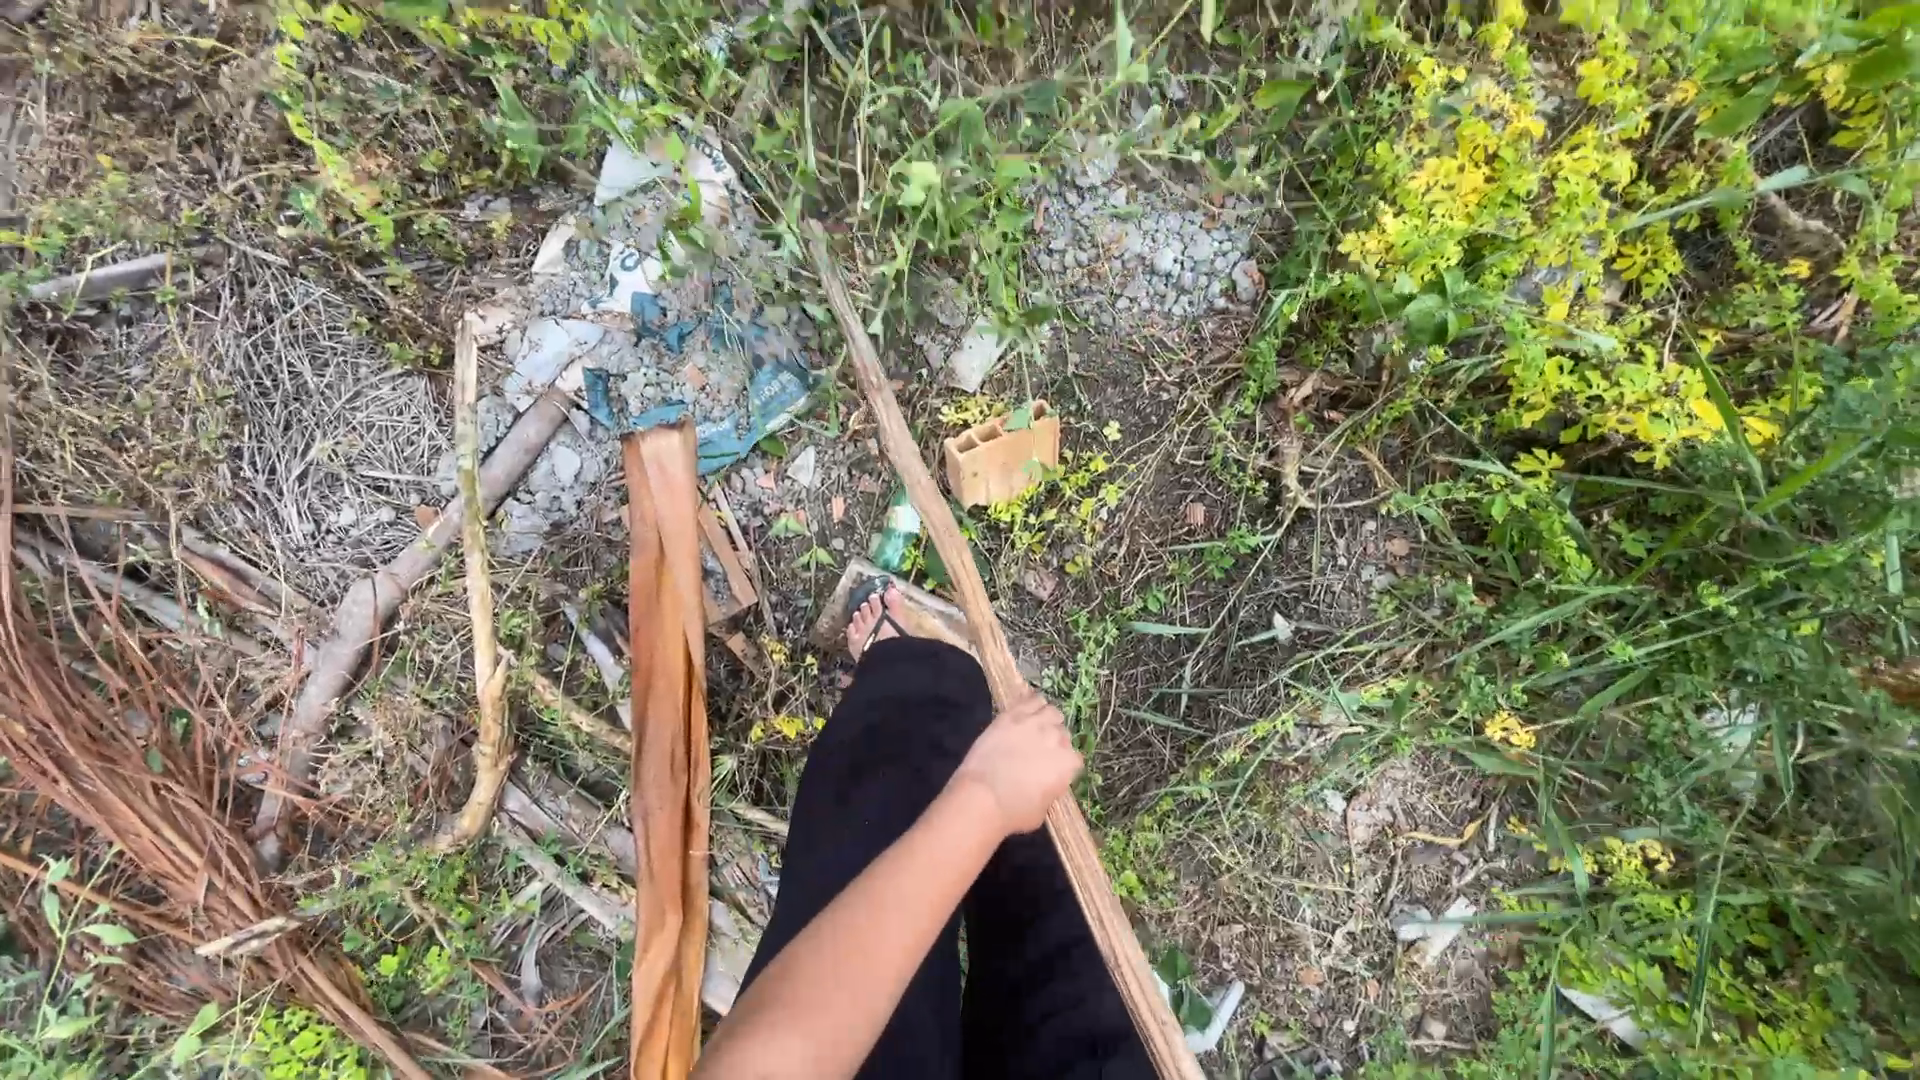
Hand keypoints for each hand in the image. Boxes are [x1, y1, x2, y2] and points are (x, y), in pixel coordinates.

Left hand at [950, 690, 1081, 836]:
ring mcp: (1034, 723)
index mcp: (1068, 763)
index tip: (1052, 768)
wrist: (983, 796)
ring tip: (1036, 725)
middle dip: (1054, 740)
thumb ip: (1051, 790)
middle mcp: (1057, 738)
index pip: (1075, 758)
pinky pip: (1029, 699)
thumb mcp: (1043, 809)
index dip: (1063, 763)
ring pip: (1050, 710)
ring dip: (1046, 717)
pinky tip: (1026, 707)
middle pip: (1063, 732)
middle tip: (1040, 749)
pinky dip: (1031, 701)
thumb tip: (1047, 783)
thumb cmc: (1014, 811)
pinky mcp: (1012, 714)